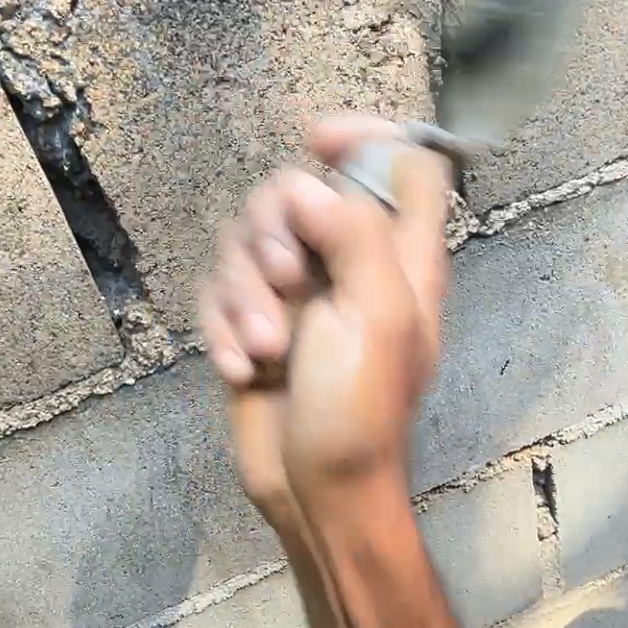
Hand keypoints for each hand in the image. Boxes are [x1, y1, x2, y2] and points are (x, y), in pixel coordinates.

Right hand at [200, 118, 453, 536]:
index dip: (369, 137)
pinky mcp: (254, 325)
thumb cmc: (360, 413)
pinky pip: (220, 294)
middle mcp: (347, 266)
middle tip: (283, 283)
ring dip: (243, 296)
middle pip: (297, 191)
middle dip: (273, 232)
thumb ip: (354, 235)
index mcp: (400, 259)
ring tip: (266, 350)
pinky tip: (244, 370)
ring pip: (246, 243)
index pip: (407, 164)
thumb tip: (304, 185)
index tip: (316, 140)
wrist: (314, 490)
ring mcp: (297, 297)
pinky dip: (225, 329)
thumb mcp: (378, 318)